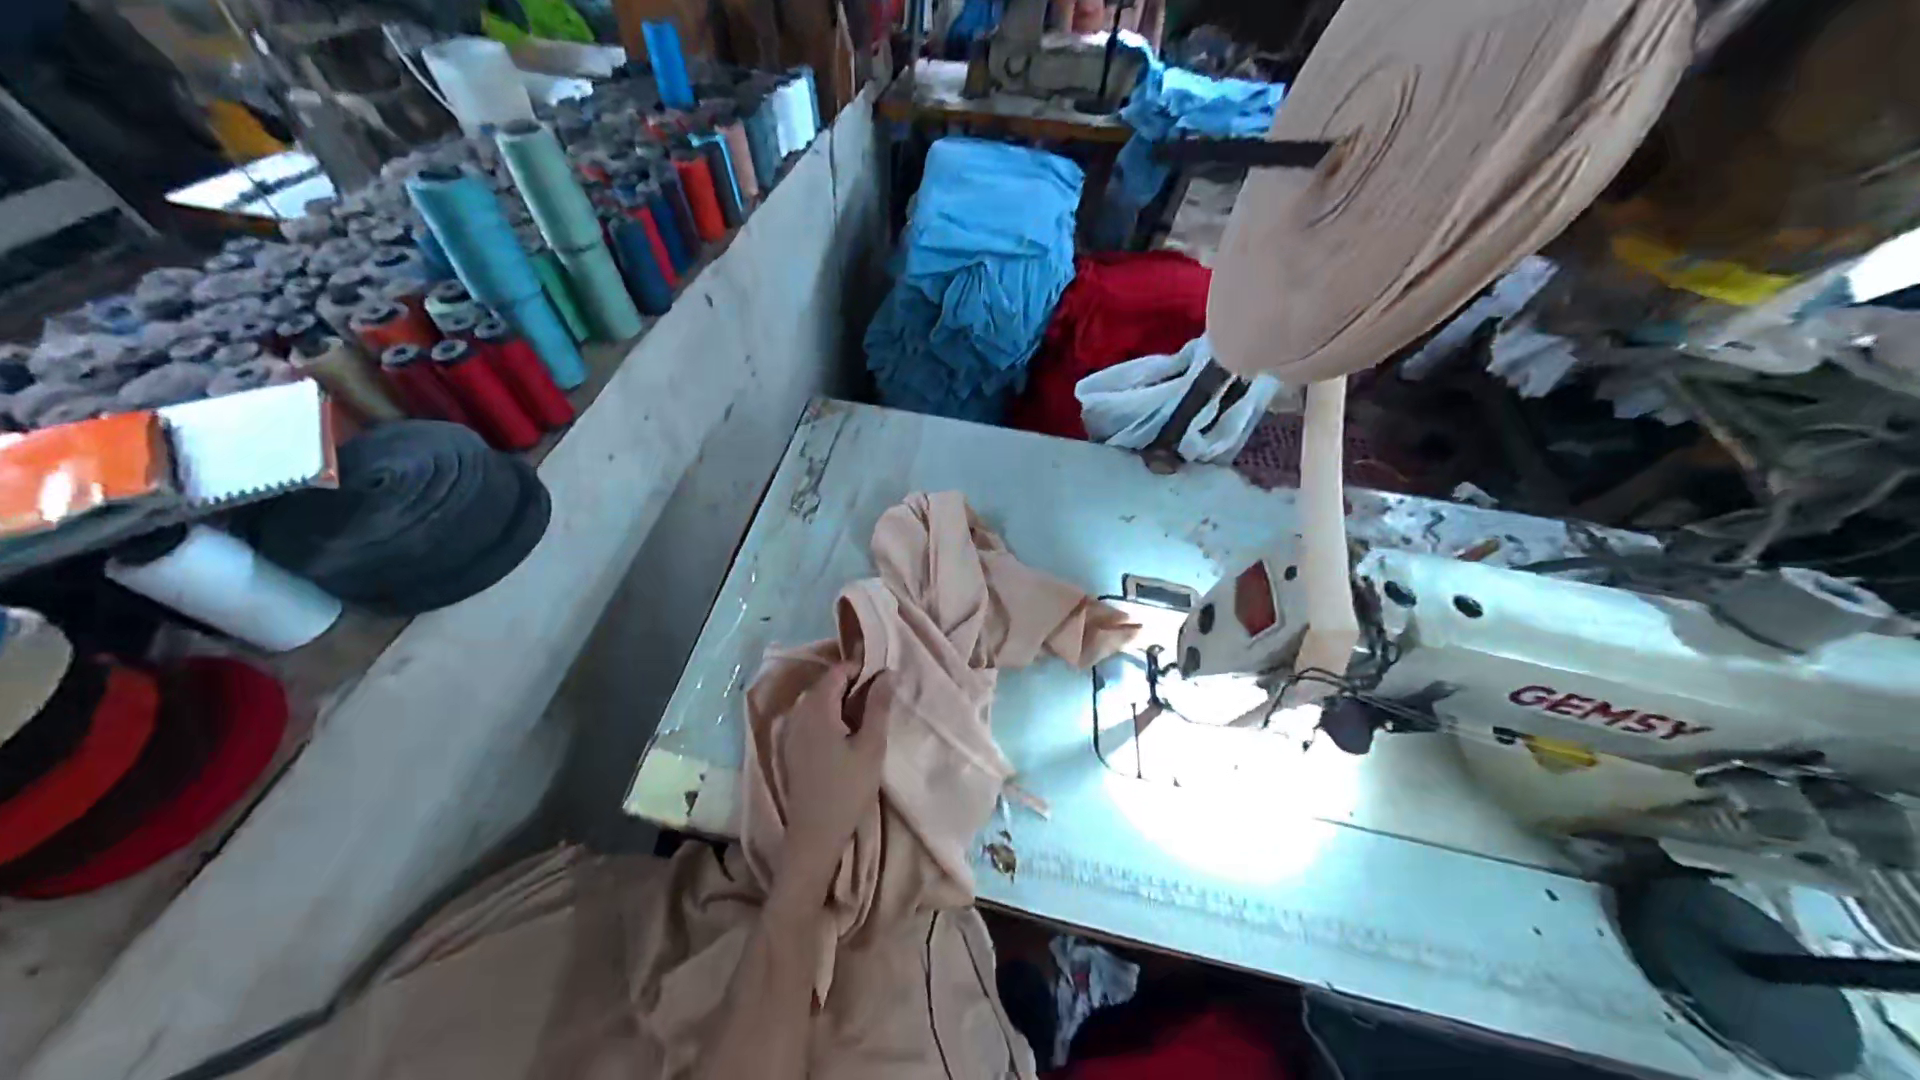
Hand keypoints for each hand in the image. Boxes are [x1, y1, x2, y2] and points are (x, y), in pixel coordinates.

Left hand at [773, 665, 891, 909]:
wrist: (815, 835)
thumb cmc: (847, 789)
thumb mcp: (871, 746)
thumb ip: (879, 706)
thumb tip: (888, 673)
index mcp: (816, 708)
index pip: (837, 672)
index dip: (861, 668)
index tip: (884, 677)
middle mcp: (798, 714)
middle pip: (826, 685)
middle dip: (853, 683)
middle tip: (881, 695)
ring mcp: (792, 732)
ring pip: (818, 702)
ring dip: (842, 700)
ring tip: (869, 713)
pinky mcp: (793, 749)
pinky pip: (812, 719)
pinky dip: (831, 716)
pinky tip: (849, 733)